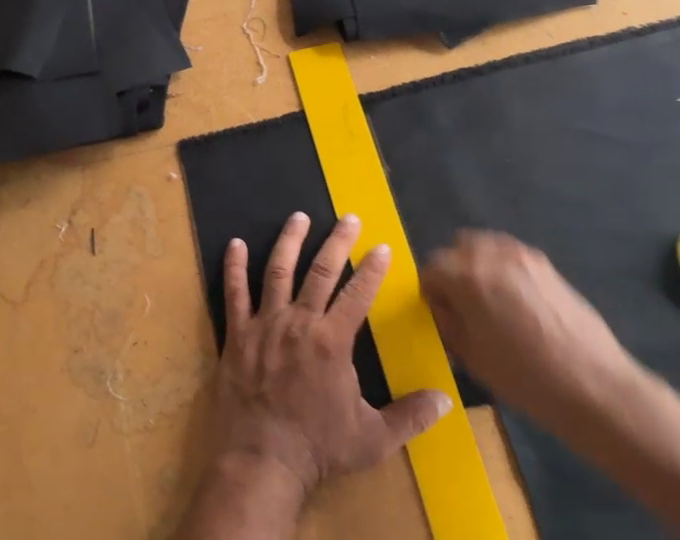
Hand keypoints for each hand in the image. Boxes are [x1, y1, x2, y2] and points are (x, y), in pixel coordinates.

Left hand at [210, 212, 453, 497]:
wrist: (261, 462)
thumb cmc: (318, 449)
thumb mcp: (372, 438)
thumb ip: (409, 416)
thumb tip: (446, 400)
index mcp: (333, 342)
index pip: (358, 293)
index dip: (372, 268)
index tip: (382, 246)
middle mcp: (299, 323)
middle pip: (320, 272)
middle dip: (337, 242)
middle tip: (348, 218)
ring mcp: (265, 326)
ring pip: (277, 272)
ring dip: (289, 242)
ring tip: (298, 217)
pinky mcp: (236, 336)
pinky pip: (234, 294)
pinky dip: (233, 268)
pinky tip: (233, 244)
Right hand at [422, 230, 640, 424]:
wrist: (592, 383)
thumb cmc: (524, 377)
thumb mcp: (471, 356)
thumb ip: (447, 322)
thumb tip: (441, 306)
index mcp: (467, 276)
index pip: (431, 268)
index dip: (431, 292)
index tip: (440, 315)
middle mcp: (492, 254)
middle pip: (457, 248)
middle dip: (452, 272)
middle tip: (462, 307)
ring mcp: (522, 254)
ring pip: (484, 245)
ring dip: (477, 265)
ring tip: (489, 301)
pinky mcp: (546, 263)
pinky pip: (510, 253)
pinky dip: (501, 267)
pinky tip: (514, 300)